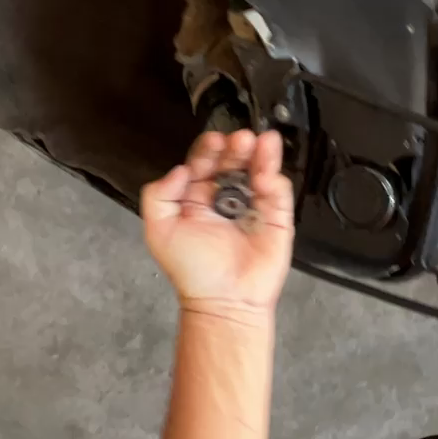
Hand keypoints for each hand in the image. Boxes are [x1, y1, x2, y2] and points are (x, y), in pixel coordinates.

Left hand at [140, 130, 295, 324]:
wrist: (225, 300)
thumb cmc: (193, 270)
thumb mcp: (159, 230)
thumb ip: (159, 195)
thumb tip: (179, 169)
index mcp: (198, 198)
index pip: (205, 163)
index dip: (208, 150)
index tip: (213, 140)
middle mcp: (226, 197)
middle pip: (233, 161)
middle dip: (235, 147)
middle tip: (239, 138)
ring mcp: (253, 205)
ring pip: (258, 169)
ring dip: (259, 154)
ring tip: (260, 141)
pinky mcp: (277, 216)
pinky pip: (278, 190)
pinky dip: (274, 177)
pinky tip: (266, 171)